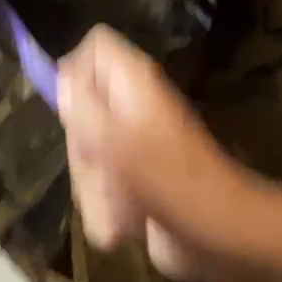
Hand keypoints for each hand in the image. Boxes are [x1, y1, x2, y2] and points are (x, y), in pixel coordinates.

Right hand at [58, 27, 260, 281]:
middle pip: (79, 111)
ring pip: (85, 159)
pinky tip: (132, 224)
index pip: (96, 47)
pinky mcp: (133, 183)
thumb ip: (84, 105)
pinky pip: (98, 192)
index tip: (70, 109)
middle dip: (83, 150)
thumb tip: (63, 78)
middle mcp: (131, 108)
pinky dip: (110, 212)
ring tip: (124, 203)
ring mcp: (131, 148)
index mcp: (134, 84)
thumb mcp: (117, 141)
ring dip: (96, 189)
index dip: (75, 70)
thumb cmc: (171, 180)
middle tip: (102, 165)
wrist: (217, 234)